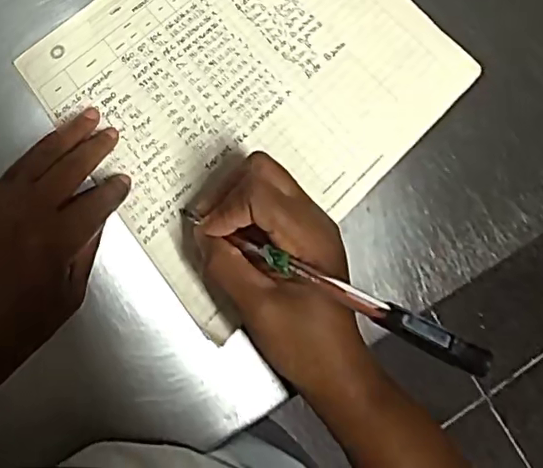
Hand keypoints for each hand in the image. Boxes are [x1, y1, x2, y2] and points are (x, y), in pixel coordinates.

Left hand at [0, 108, 130, 394]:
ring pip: (43, 156)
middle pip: (70, 168)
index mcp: (57, 240)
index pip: (94, 203)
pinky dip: (39, 149)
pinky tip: (53, 140)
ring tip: (88, 117)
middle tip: (111, 132)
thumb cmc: (23, 325)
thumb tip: (99, 215)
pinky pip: (20, 165)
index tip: (124, 178)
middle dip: (94, 148)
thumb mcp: (69, 295)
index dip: (112, 190)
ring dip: (68, 134)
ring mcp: (7, 201)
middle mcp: (33, 212)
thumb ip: (86, 250)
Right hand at [192, 152, 375, 399]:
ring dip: (234, 200)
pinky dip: (243, 212)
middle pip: (261, 169)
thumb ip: (225, 265)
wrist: (340, 374)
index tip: (210, 239)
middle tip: (210, 225)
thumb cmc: (308, 347)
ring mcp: (309, 221)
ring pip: (262, 178)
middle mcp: (313, 218)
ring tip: (223, 237)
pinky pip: (266, 199)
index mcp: (309, 235)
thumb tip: (202, 235)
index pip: (257, 192)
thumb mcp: (258, 308)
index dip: (225, 211)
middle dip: (227, 192)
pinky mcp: (300, 230)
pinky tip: (237, 243)